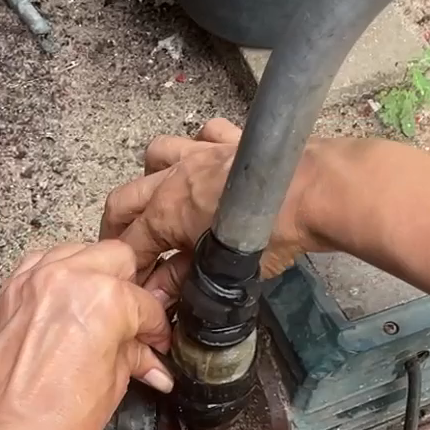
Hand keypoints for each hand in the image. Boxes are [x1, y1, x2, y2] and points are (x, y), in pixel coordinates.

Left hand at [0, 240, 173, 429]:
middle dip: (128, 288)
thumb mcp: (113, 384)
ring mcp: (31, 282)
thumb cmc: (55, 423)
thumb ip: (133, 355)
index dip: (155, 326)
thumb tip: (150, 356)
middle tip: (129, 322)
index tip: (154, 341)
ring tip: (96, 312)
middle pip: (115, 257)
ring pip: (76, 252)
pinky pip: (39, 265)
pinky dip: (55, 278)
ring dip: (91, 276)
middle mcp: (65, 279)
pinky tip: (63, 307)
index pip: (145, 301)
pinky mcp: (6, 293)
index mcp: (103, 299)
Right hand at [98, 118, 331, 303]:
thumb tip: (158, 295)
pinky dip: (198, 146)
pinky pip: (203, 134)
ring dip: (149, 177)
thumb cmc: (269, 236)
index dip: (127, 271)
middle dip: (116, 228)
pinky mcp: (230, 140)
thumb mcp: (218, 271)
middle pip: (126, 200)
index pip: (129, 246)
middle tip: (124, 250)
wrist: (314, 193)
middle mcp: (173, 178)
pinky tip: (205, 163)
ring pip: (155, 156)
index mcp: (164, 212)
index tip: (130, 288)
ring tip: (158, 198)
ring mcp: (200, 154)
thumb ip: (181, 282)